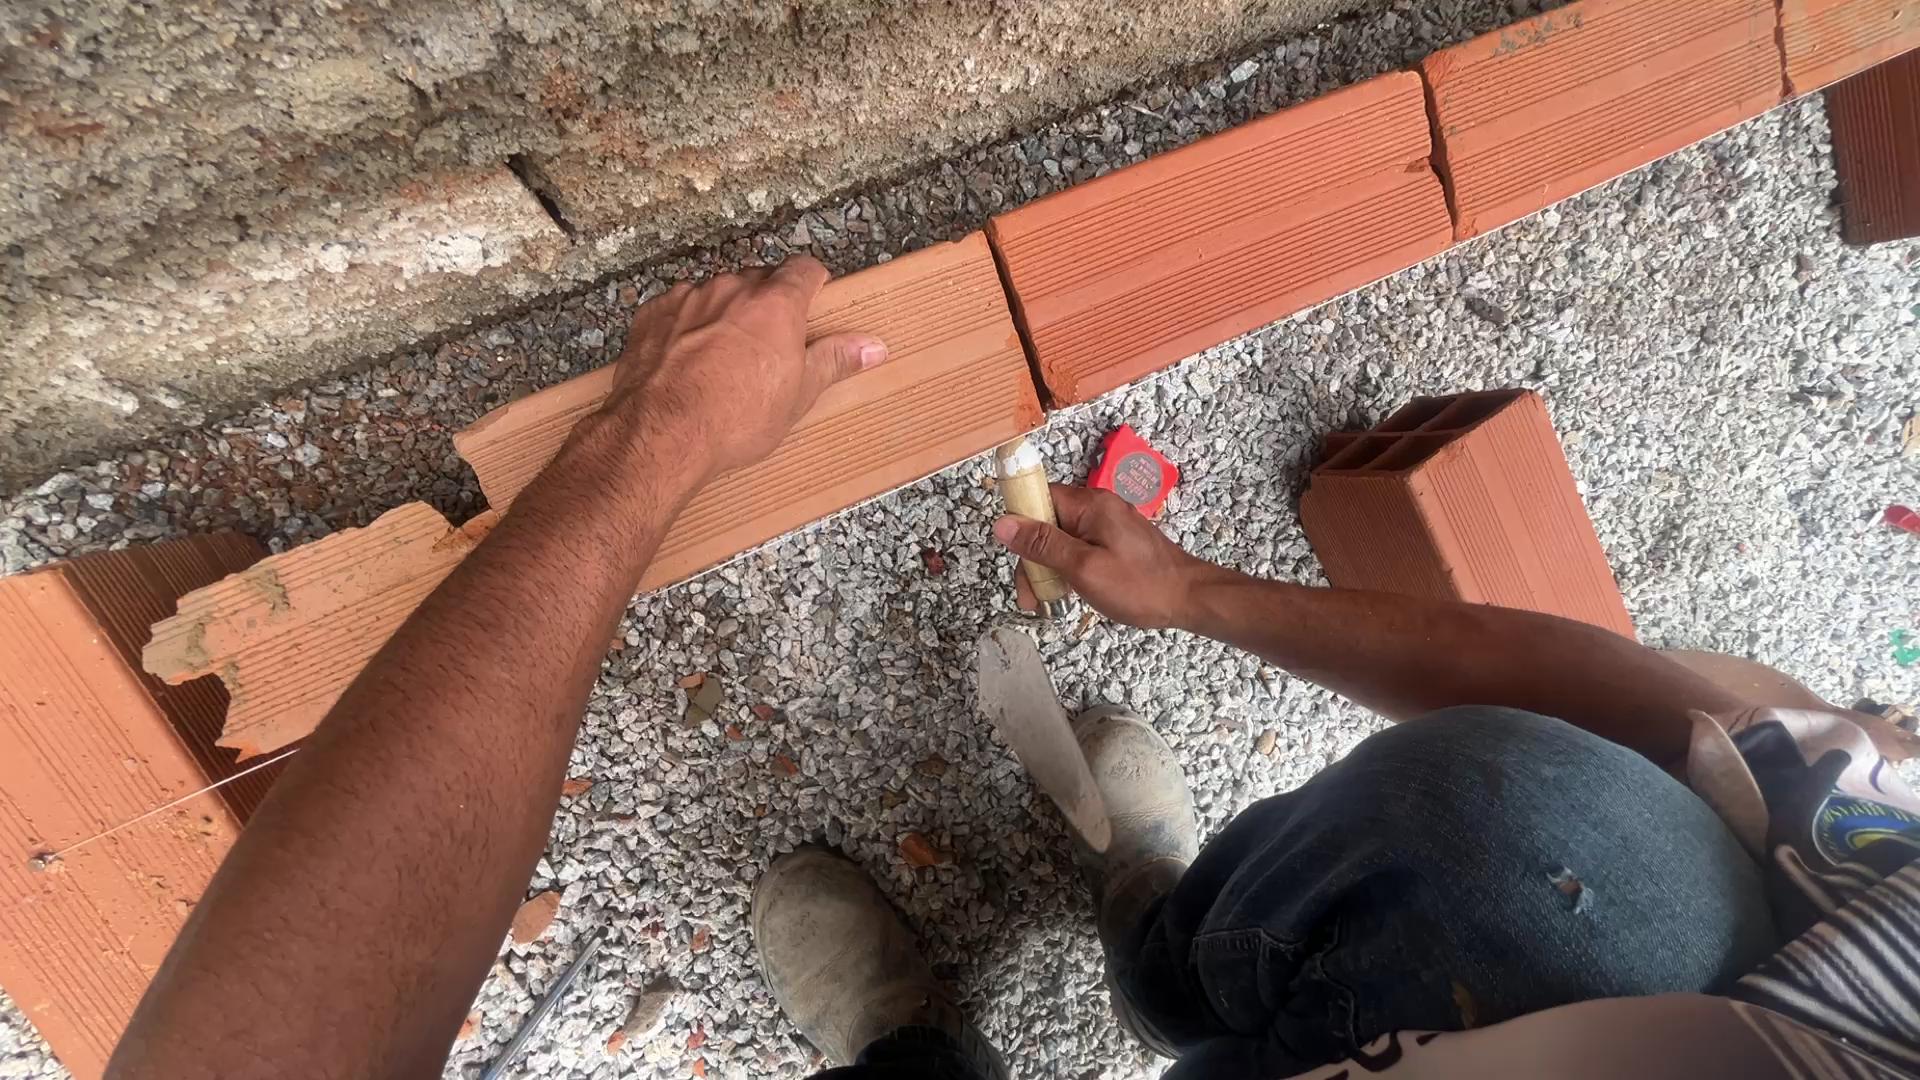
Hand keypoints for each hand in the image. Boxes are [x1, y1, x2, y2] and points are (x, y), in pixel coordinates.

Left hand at [600, 256, 884, 482]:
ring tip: (729, 358)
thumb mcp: (798, 395)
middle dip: (769, 304)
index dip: (813, 281)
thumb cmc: (736, 417)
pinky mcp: (653, 314)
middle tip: (774, 342)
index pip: (803, 270)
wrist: (663, 432)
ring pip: (718, 294)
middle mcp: (731, 289)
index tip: (816, 294)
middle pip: (760, 281)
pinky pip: (681, 310)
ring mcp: (688, 298)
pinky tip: (692, 361)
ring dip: (728, 315)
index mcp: (775, 305)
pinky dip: (690, 326)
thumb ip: (834, 360)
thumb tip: (871, 346)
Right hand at [992, 484, 1212, 628]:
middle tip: (1031, 595)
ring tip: (1047, 601)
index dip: (1020, 522)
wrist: (1191, 599)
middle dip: (1032, 557)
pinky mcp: (1115, 542)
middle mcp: (1098, 507)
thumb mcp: (1083, 568)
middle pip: (1047, 522)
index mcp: (1090, 505)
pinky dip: (1067, 569)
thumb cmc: (1140, 585)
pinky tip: (1068, 592)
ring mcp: (1107, 525)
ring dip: (1048, 568)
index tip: (1015, 554)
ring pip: (1061, 539)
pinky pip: (1078, 548)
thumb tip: (1002, 523)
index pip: (1039, 497)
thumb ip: (1042, 544)